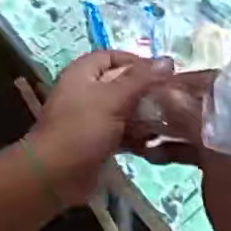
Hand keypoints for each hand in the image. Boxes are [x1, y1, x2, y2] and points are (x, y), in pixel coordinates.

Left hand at [23, 51, 175, 204]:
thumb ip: (140, 79)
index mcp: (82, 73)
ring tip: (170, 123)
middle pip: (120, 83)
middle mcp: (85, 91)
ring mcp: (90, 117)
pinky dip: (136, 136)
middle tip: (174, 101)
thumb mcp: (113, 99)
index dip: (137, 61)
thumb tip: (167, 60)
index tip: (165, 74)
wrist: (56, 174)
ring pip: (123, 109)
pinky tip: (155, 143)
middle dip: (145, 91)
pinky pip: (121, 132)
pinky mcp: (96, 140)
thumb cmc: (82, 129)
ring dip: (144, 116)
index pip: (112, 56)